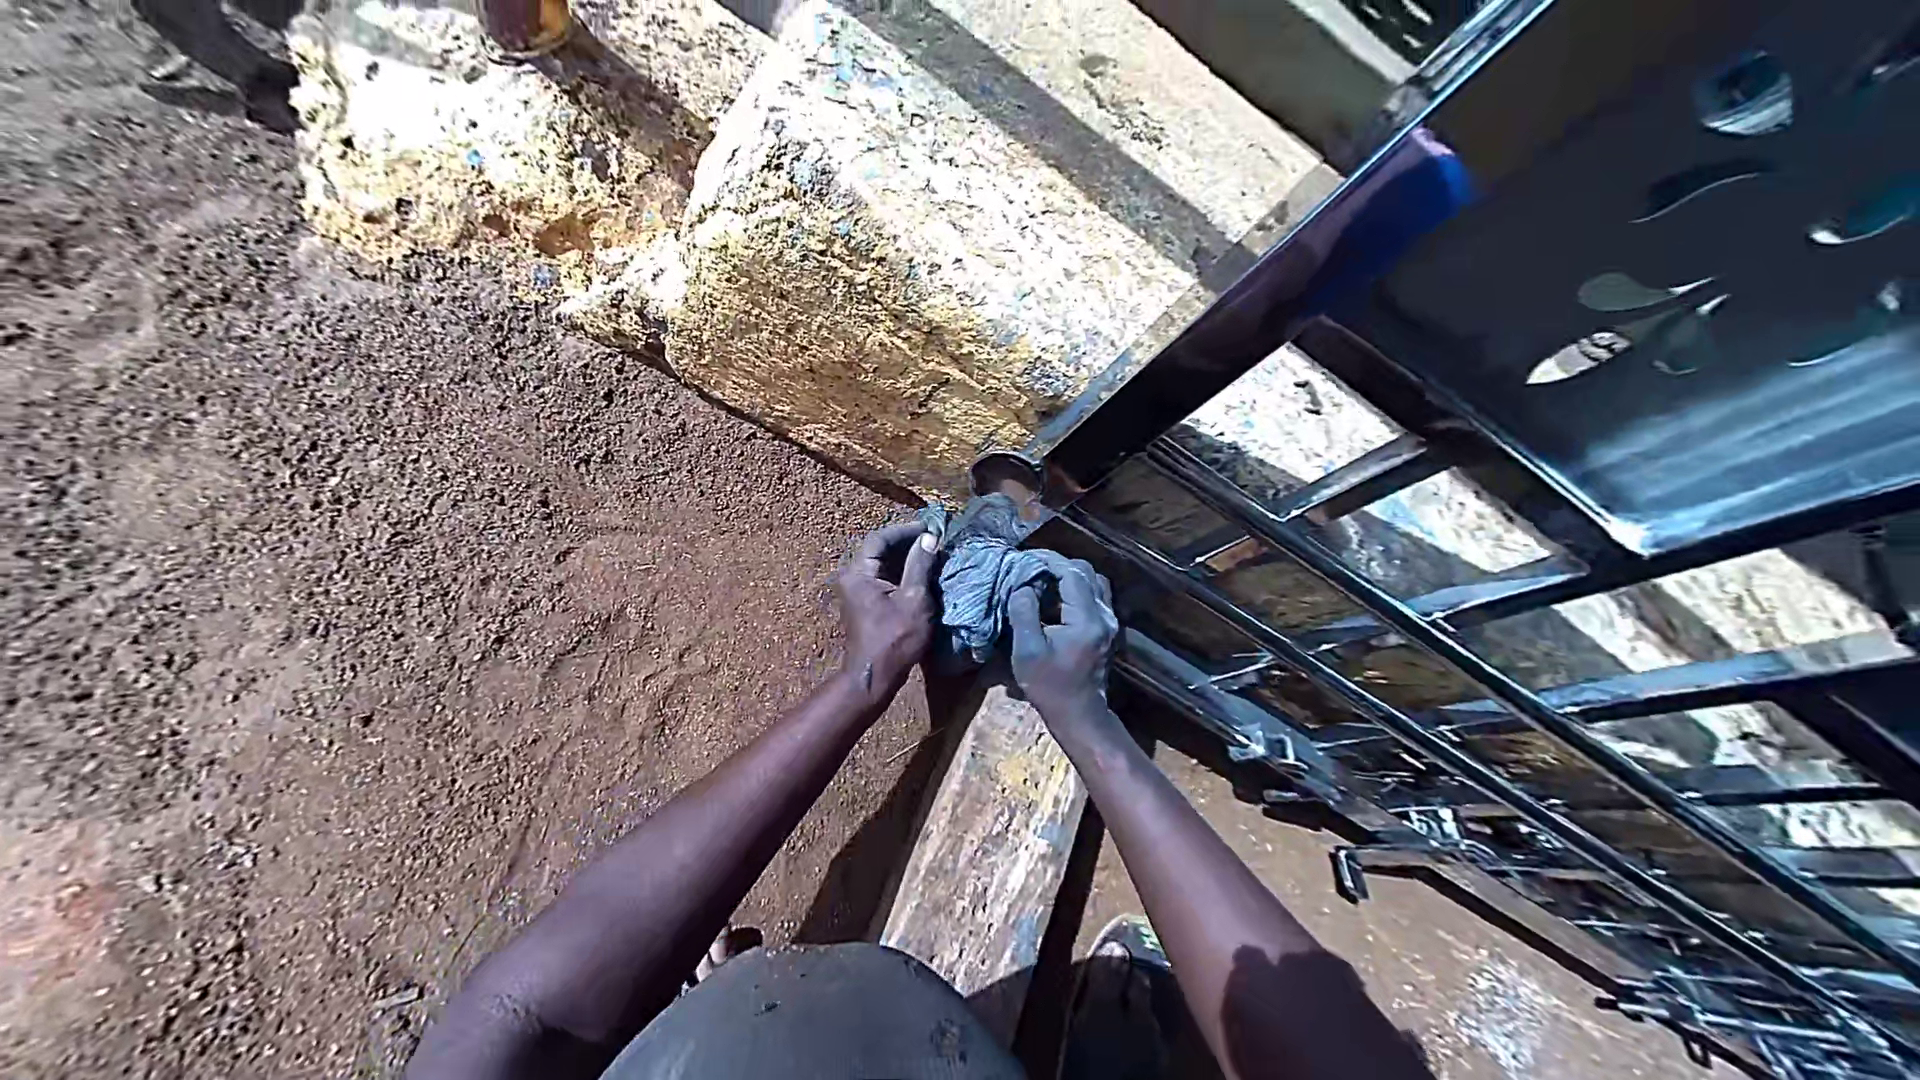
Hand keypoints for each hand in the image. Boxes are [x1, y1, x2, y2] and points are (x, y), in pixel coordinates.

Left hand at [836, 522, 938, 698]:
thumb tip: (929, 537)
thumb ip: (920, 565)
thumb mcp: (914, 599)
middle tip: (933, 538)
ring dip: (906, 557)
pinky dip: (903, 572)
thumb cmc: (895, 639)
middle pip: (879, 549)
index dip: (905, 530)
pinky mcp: (867, 603)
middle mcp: (853, 578)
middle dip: (907, 542)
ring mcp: (858, 591)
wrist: (875, 676)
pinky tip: (922, 572)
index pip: (880, 538)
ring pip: (883, 563)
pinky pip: (884, 577)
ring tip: (932, 552)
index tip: (929, 528)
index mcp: (858, 573)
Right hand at [1007, 561, 1119, 720]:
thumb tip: (1024, 586)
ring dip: (1070, 575)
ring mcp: (1110, 621)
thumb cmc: (1049, 685)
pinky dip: (1077, 588)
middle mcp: (1104, 615)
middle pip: (1087, 572)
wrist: (1079, 713)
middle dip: (1059, 564)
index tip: (1026, 558)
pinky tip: (1056, 596)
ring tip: (1043, 579)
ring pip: (1094, 581)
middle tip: (1033, 567)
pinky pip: (1095, 595)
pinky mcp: (1107, 628)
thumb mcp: (1027, 651)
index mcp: (1086, 619)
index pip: (1072, 573)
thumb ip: (1024, 613)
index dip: (1049, 560)